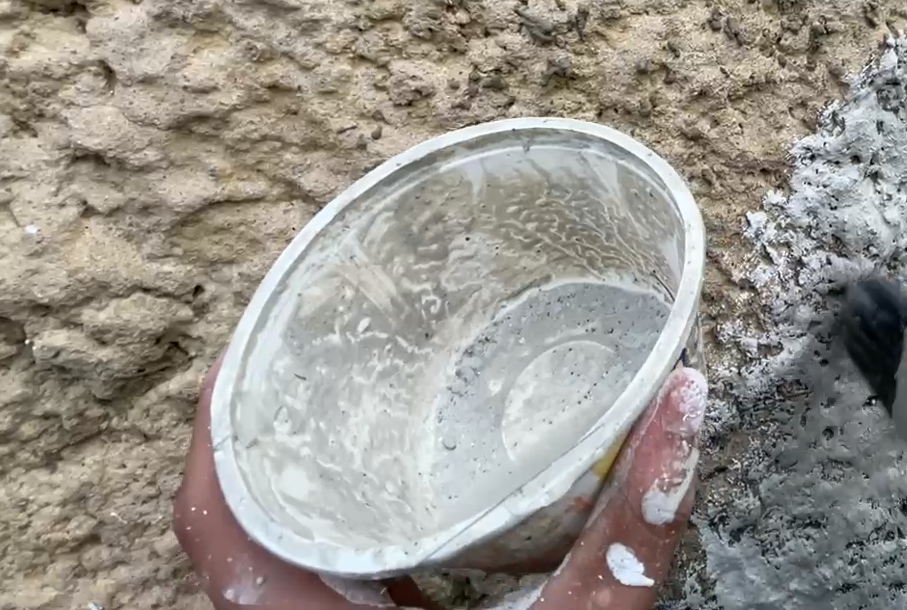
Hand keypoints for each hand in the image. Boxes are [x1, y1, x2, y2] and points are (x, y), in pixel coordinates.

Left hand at [174, 358, 705, 608]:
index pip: (220, 525)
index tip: (250, 339)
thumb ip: (635, 533)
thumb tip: (685, 401)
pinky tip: (408, 478)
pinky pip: (333, 569)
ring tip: (357, 384)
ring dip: (309, 466)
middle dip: (272, 424)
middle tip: (320, 336)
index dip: (223, 427)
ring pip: (286, 547)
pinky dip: (354, 511)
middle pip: (246, 520)